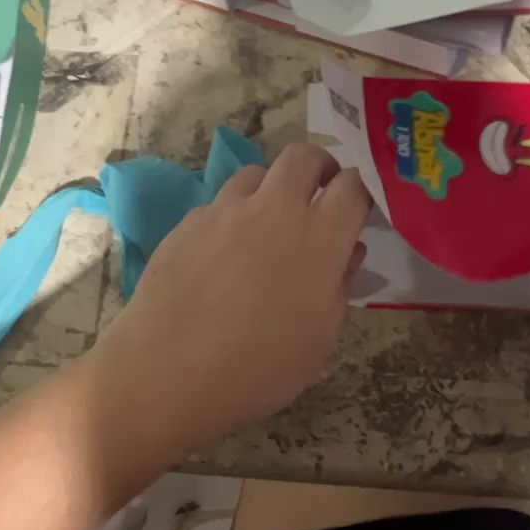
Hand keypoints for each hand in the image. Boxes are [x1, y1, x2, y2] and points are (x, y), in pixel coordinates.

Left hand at [87, 143, 370, 455]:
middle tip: (320, 196)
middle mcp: (274, 210)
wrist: (167, 373)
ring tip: (268, 224)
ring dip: (272, 188)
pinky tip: (222, 255)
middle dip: (319, 167)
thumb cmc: (259, 368)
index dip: (362, 190)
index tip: (359, 208)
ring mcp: (225, 211)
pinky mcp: (188, 223)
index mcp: (319, 238)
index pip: (353, 186)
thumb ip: (339, 286)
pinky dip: (232, 217)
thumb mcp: (319, 339)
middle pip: (304, 156)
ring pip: (257, 172)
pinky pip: (219, 204)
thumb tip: (348, 250)